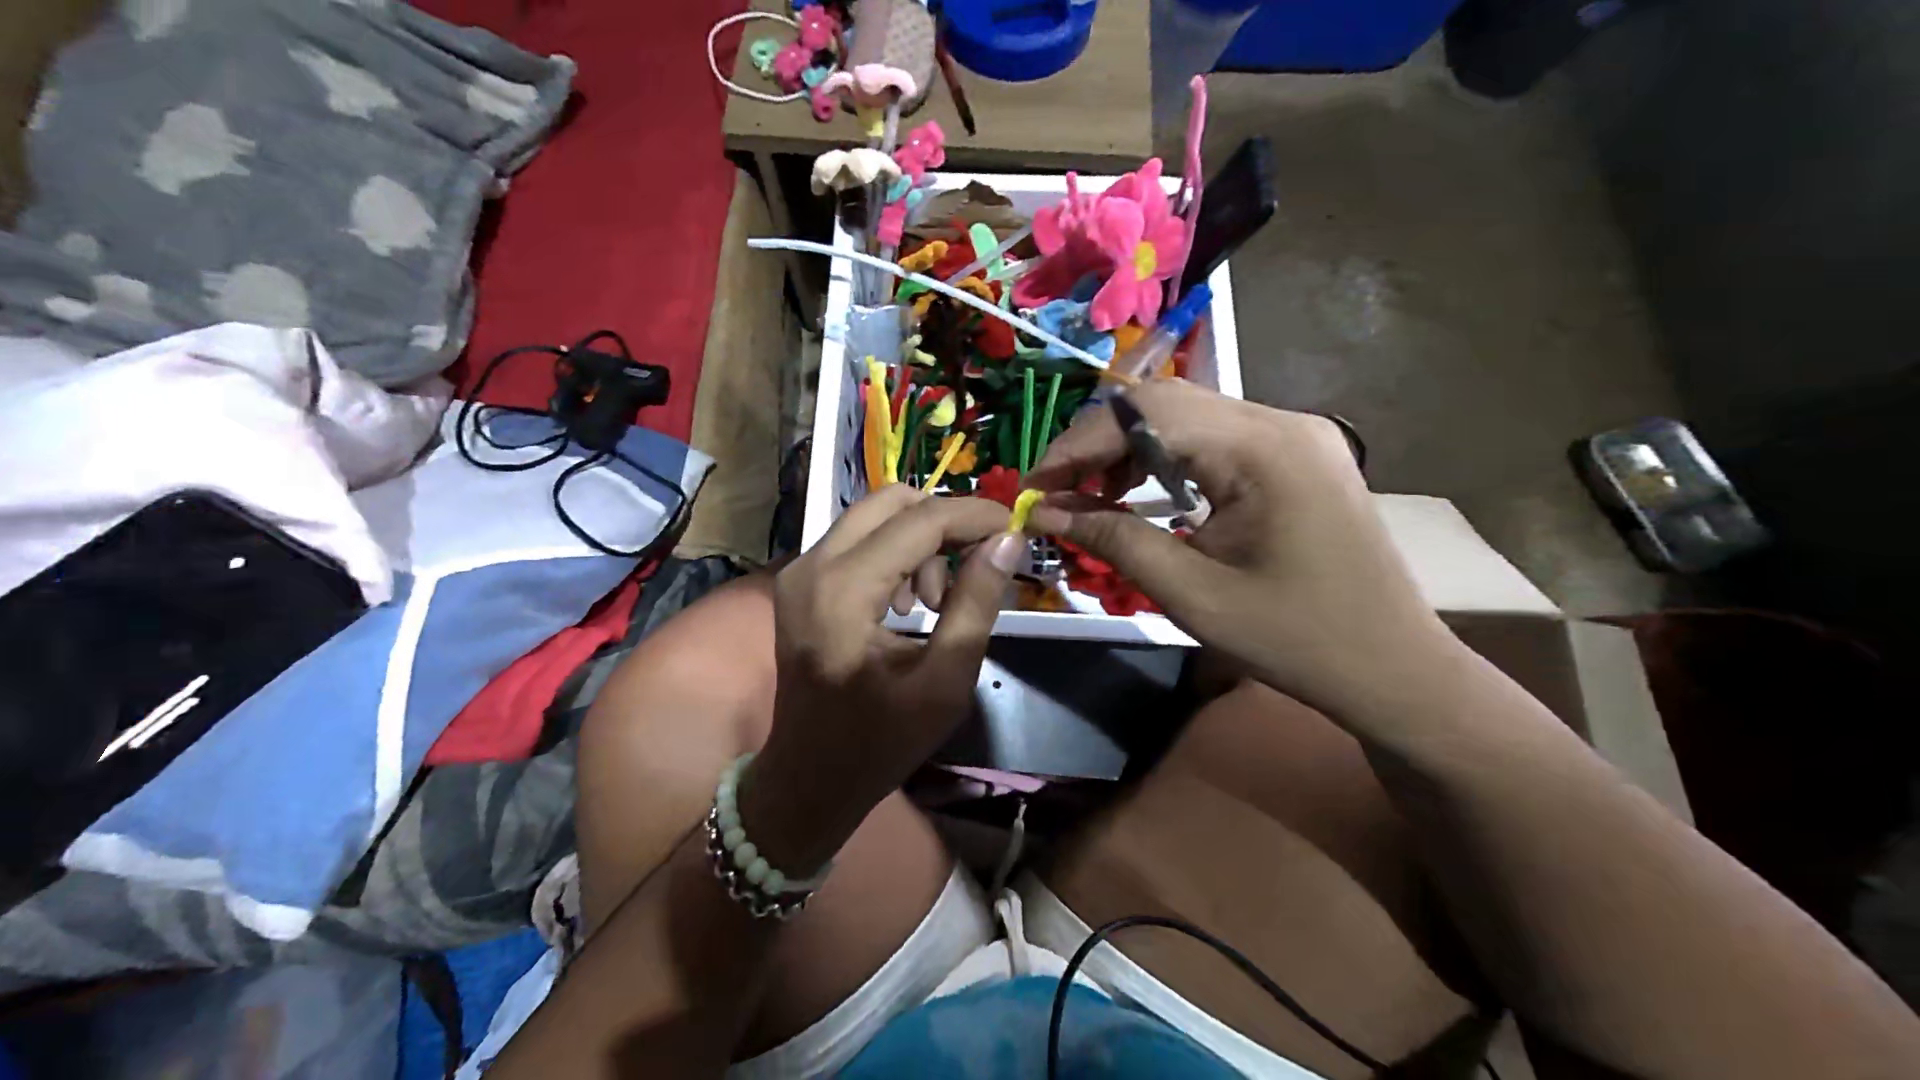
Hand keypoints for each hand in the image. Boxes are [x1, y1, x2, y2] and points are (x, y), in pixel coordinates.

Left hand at [740, 487, 1022, 874]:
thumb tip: (1007, 541)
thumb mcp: (944, 680)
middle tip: (978, 562)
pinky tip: (908, 603)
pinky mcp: (799, 581)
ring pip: (873, 516)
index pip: (921, 521)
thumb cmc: (880, 742)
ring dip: (919, 540)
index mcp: (843, 591)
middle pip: (892, 501)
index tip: (1016, 528)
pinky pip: (857, 540)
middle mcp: (811, 566)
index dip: (975, 516)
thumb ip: (976, 604)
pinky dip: (894, 553)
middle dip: (945, 521)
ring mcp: (799, 571)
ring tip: (937, 599)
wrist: (810, 778)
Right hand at [1026, 380, 1452, 717]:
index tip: (1035, 486)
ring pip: (1187, 414)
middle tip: (1058, 490)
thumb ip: (1113, 540)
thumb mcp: (1192, 594)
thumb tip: (1045, 512)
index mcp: (1263, 449)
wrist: (1392, 667)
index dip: (1078, 445)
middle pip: (1165, 402)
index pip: (1147, 415)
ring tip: (1094, 494)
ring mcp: (1294, 431)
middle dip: (1099, 442)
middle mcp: (1281, 421)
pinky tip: (1144, 491)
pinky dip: (1166, 456)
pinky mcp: (1295, 451)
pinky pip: (1214, 435)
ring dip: (1130, 446)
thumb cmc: (1294, 639)